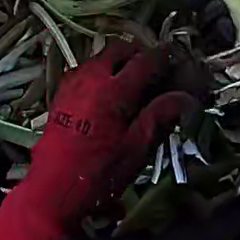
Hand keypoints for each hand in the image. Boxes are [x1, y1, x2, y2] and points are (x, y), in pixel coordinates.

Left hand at [0, 42, 194, 239]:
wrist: (52, 190)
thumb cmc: (99, 172)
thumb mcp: (136, 148)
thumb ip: (160, 116)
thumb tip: (186, 97)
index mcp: (113, 89)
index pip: (144, 61)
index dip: (163, 56)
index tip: (175, 57)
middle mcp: (91, 77)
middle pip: (118, 49)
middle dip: (137, 53)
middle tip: (153, 68)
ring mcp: (72, 83)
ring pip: (99, 57)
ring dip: (116, 61)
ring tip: (131, 79)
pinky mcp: (60, 93)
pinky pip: (83, 70)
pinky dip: (98, 71)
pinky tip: (105, 91)